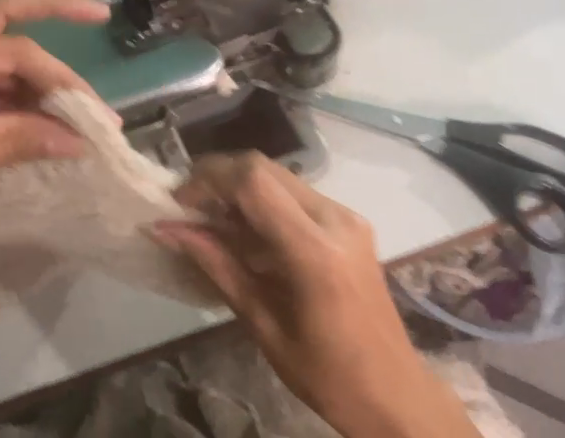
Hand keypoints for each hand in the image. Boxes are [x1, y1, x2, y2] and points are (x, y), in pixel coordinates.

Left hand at [0, 0, 111, 257]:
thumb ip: (19, 139)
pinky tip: (52, 135)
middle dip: (58, 82)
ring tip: (84, 132)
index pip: (1, 6)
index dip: (53, 3)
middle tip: (100, 121)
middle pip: (13, 51)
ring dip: (43, 100)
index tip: (99, 14)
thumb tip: (79, 140)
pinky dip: (22, 115)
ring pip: (8, 75)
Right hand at [153, 153, 478, 437]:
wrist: (397, 396)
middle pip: (262, 167)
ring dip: (237, 186)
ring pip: (276, 174)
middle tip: (187, 206)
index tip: (177, 203)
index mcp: (315, 251)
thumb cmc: (327, 375)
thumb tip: (167, 230)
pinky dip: (260, 199)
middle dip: (217, 177)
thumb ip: (217, 266)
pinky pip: (293, 192)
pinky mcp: (349, 221)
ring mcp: (346, 217)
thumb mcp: (262, 325)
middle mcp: (335, 219)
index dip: (207, 180)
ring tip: (209, 218)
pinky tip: (244, 230)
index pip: (252, 181)